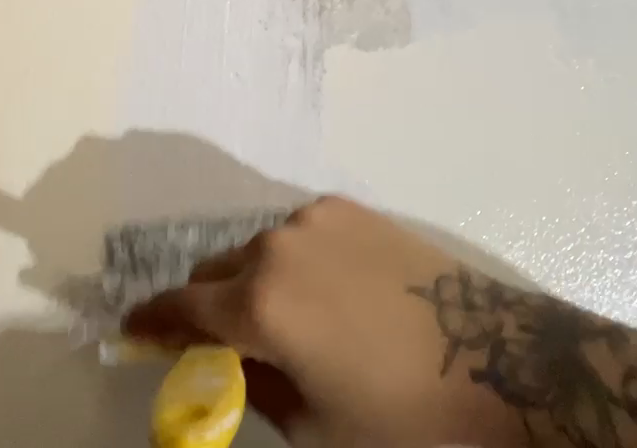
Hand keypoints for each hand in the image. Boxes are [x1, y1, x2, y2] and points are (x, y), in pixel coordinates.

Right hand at [123, 196, 524, 447]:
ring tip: (284, 321)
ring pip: (256, 249)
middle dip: (206, 306)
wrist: (504, 362)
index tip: (132, 331)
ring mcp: (316, 220)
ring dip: (251, 281)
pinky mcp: (350, 209)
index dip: (152, 323)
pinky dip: (291, 262)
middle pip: (215, 271)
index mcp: (261, 303)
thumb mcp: (318, 429)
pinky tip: (323, 292)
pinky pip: (298, 236)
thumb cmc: (406, 416)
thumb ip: (255, 389)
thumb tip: (230, 364)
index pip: (182, 307)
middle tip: (219, 342)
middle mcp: (277, 246)